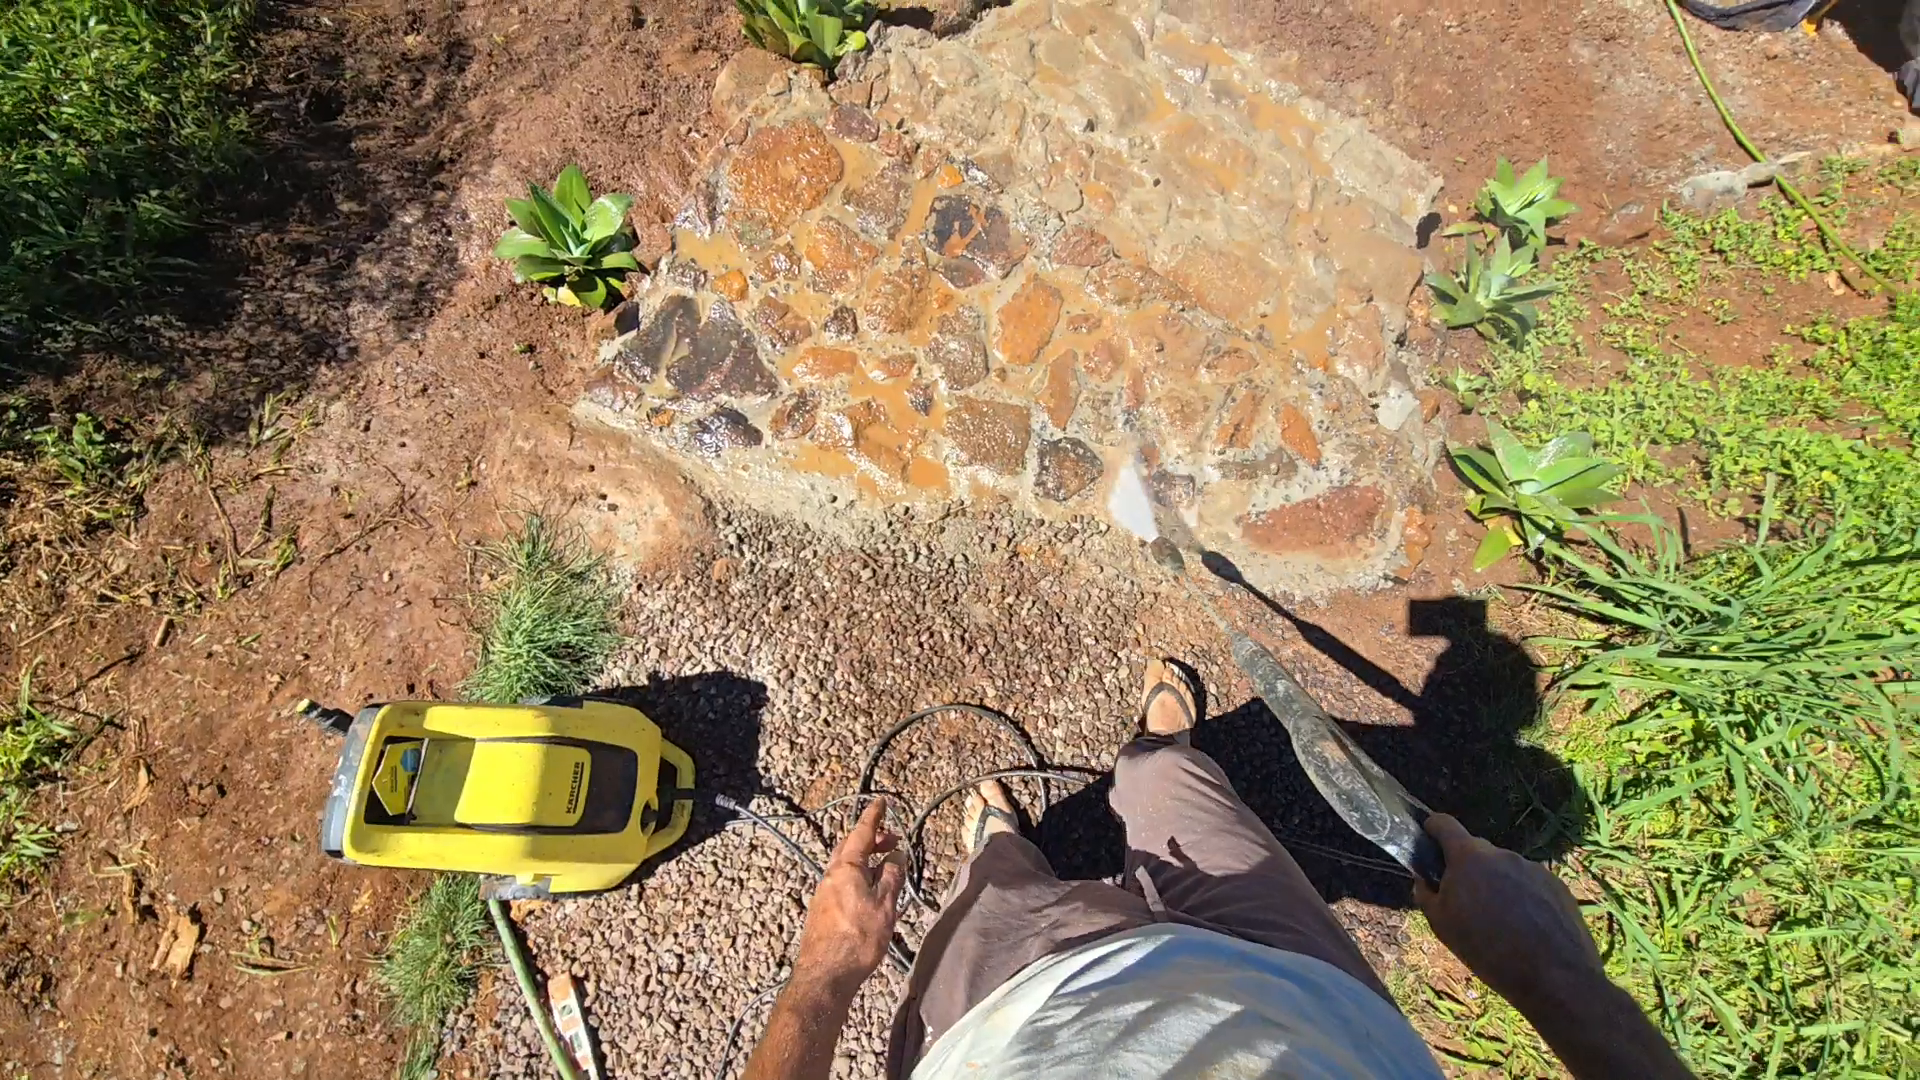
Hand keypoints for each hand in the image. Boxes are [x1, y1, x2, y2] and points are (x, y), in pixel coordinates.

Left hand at [794, 799, 906, 995]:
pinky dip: (858, 876)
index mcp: (846, 867)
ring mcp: (824, 893)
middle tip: (891, 840)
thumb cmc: (857, 938)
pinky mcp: (822, 911)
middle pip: (851, 847)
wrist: (824, 976)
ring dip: (865, 859)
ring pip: (845, 865)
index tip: (881, 801)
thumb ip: (891, 877)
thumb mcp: (884, 905)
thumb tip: (896, 856)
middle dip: (871, 839)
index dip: (873, 816)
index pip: (861, 832)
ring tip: (884, 867)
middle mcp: (831, 875)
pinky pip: (842, 881)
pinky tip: (869, 891)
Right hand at [1413, 814, 1602, 1004]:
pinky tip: (1528, 927)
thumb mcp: (1441, 924)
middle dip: (1467, 866)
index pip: (1443, 823)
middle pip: (1475, 849)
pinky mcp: (1558, 887)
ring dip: (1496, 882)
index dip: (1432, 829)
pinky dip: (1523, 896)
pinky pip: (1530, 882)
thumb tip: (1425, 878)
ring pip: (1504, 868)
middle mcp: (1502, 854)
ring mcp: (1534, 869)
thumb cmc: (1488, 950)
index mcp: (1468, 857)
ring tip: (1503, 920)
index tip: (1429, 844)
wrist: (1558, 982)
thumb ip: (1426, 892)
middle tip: (1466, 899)